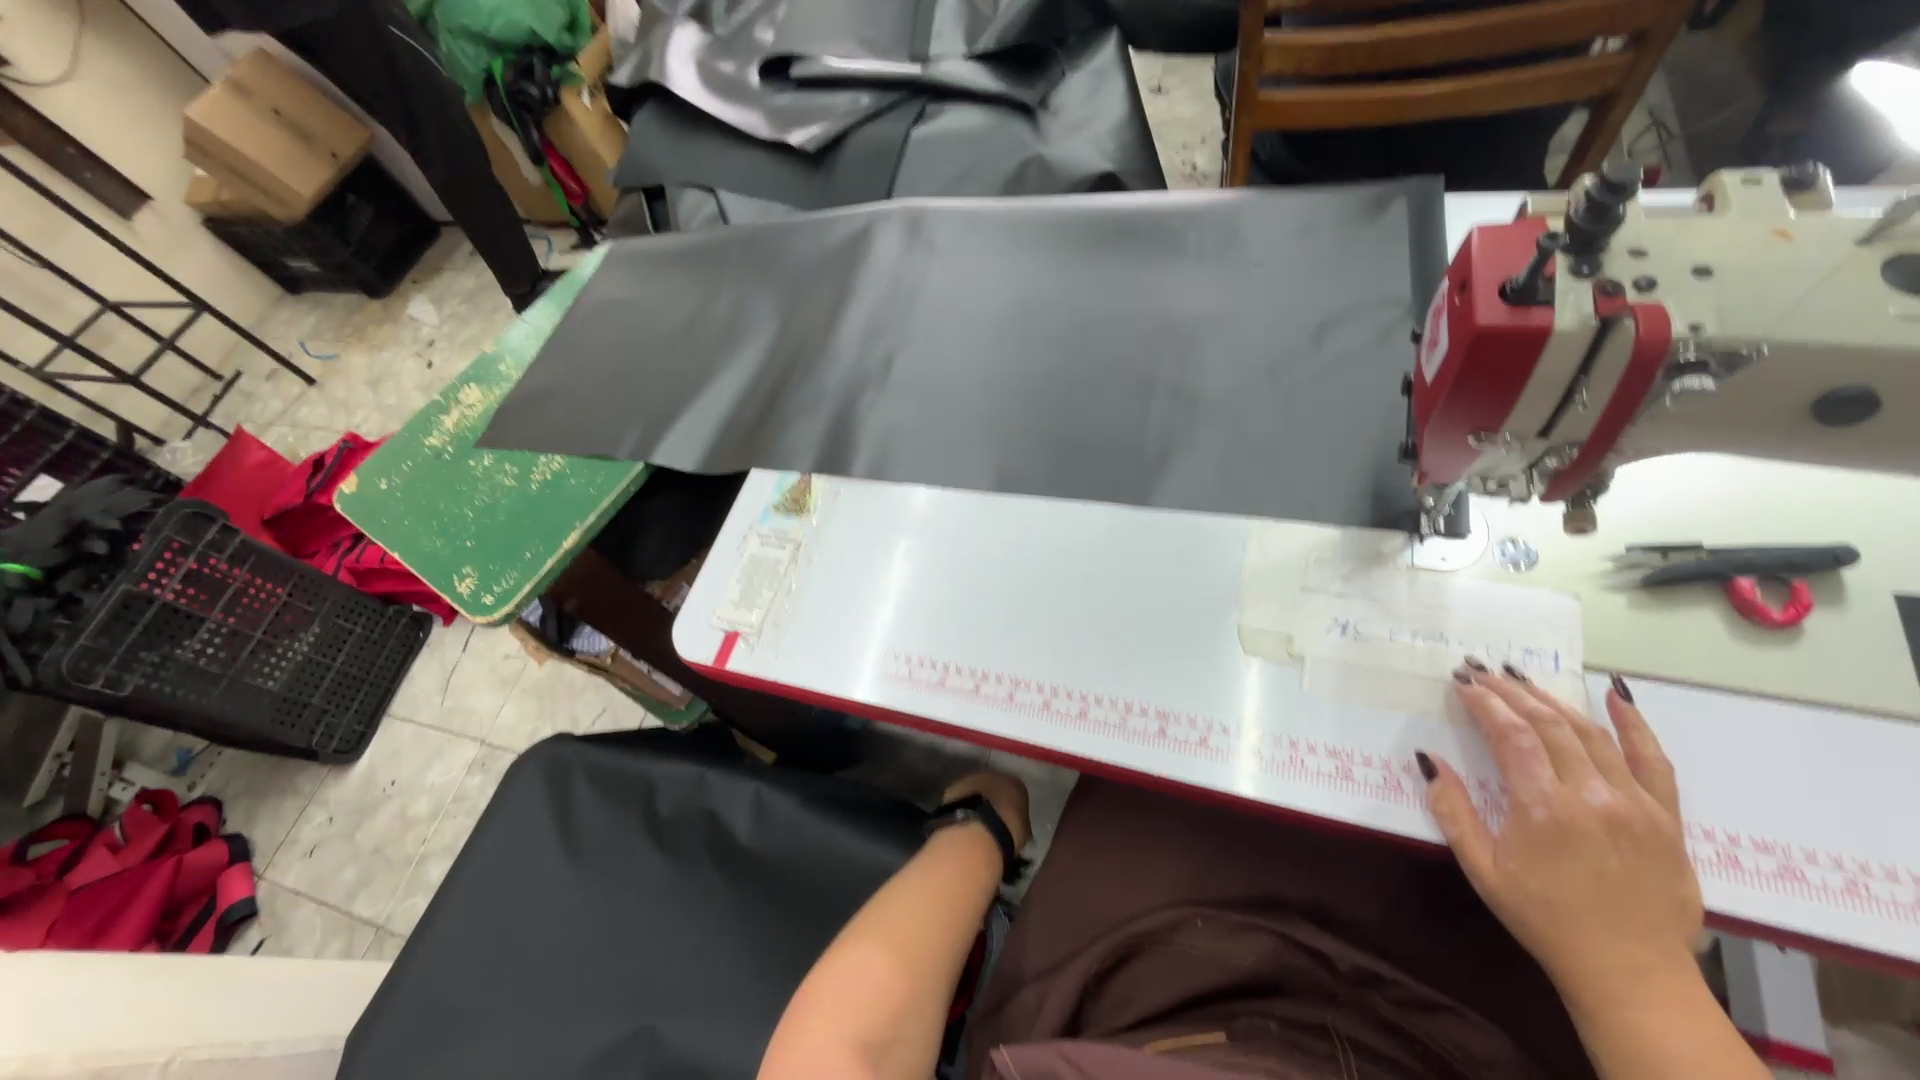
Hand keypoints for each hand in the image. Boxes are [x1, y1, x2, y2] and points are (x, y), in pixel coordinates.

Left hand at [942, 771, 1031, 849]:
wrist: (977, 829)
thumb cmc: (1007, 832)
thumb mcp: (1021, 832)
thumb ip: (1019, 825)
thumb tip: (1015, 829)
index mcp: (1016, 784)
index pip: (1015, 793)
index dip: (1010, 807)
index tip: (1007, 821)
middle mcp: (995, 775)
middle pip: (993, 787)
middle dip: (991, 800)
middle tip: (988, 820)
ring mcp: (971, 778)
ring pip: (975, 789)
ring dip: (974, 801)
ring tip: (972, 821)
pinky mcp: (952, 787)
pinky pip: (960, 796)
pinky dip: (960, 805)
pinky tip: (960, 819)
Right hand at [1421, 667, 1702, 1016]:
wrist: (1628, 970)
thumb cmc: (1544, 919)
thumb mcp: (1482, 870)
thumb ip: (1453, 811)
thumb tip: (1429, 760)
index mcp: (1543, 808)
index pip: (1512, 735)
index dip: (1485, 702)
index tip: (1463, 682)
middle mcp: (1591, 795)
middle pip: (1549, 725)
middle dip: (1512, 692)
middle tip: (1484, 671)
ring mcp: (1635, 803)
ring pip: (1592, 734)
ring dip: (1554, 701)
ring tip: (1524, 681)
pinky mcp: (1667, 816)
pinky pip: (1654, 759)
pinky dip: (1634, 723)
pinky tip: (1616, 696)